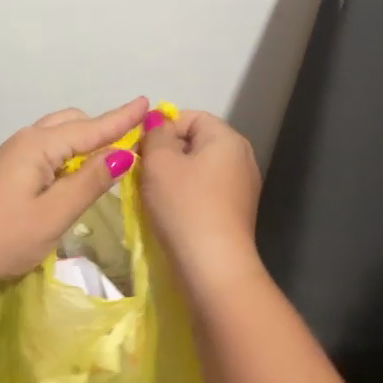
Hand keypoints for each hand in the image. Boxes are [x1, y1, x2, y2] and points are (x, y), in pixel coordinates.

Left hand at [0, 98, 149, 293]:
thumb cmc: (4, 236)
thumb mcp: (54, 214)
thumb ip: (90, 182)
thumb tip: (123, 154)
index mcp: (39, 146)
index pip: (91, 127)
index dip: (121, 118)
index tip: (147, 102)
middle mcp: (26, 141)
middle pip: (72, 123)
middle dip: (102, 127)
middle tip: (132, 140)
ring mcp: (12, 156)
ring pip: (57, 136)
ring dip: (84, 141)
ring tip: (109, 156)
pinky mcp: (5, 172)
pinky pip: (46, 151)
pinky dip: (68, 154)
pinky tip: (75, 174)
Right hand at [138, 110, 262, 278]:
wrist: (213, 266)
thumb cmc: (184, 206)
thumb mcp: (160, 163)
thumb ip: (155, 134)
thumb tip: (157, 119)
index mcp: (228, 139)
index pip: (190, 117)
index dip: (161, 128)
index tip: (139, 149)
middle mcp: (242, 157)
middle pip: (196, 142)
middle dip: (166, 153)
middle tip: (141, 171)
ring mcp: (243, 186)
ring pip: (199, 168)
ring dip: (173, 176)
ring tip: (152, 193)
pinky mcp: (236, 211)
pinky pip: (206, 190)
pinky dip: (187, 195)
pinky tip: (171, 212)